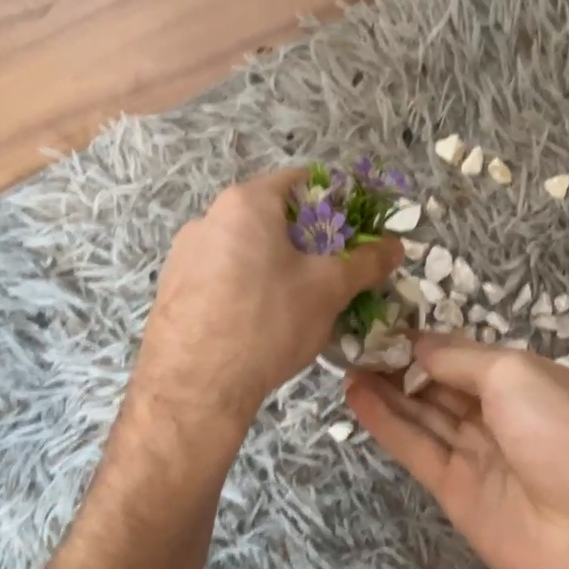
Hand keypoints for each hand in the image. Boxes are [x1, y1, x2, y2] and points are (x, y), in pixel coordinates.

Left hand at [132, 170, 401, 419]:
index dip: (338, 203)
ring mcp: (185, 253)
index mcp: (247, 203)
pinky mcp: (173, 288)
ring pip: (247, 248)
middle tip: (336, 274)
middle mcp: (209, 217)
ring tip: (301, 304)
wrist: (194, 387)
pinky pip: (223, 274)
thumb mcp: (329, 289)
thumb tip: (395, 246)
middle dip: (310, 241)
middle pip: (273, 217)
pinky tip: (262, 323)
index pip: (302, 181)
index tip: (357, 236)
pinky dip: (249, 287)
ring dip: (279, 265)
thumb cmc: (268, 323)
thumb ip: (366, 261)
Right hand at [345, 333, 568, 568]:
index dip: (423, 342)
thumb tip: (418, 344)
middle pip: (440, 385)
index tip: (380, 326)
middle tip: (351, 344)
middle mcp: (500, 415)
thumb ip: (459, 359)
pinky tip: (356, 397)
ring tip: (344, 364)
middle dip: (399, 364)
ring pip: (423, 416)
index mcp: (524, 380)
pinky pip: (417, 450)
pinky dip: (386, 424)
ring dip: (386, 390)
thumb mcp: (513, 374)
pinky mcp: (456, 493)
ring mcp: (478, 456)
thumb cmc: (563, 432)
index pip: (463, 355)